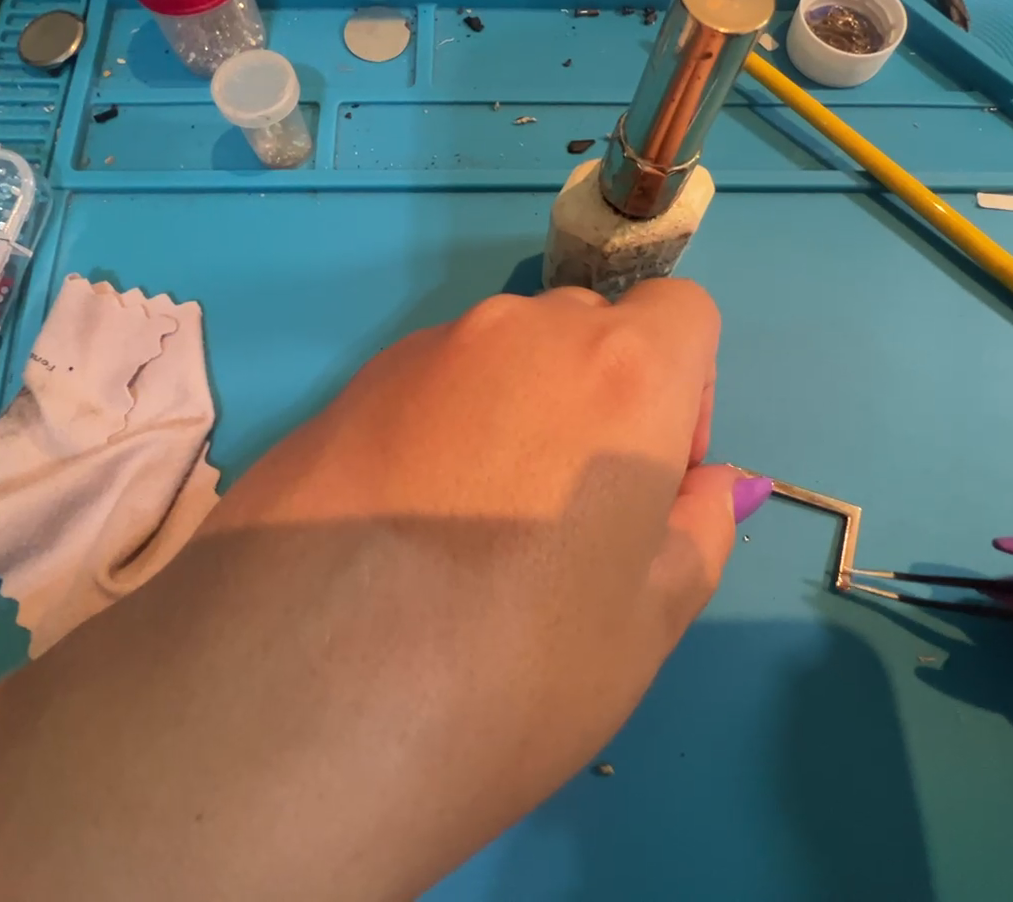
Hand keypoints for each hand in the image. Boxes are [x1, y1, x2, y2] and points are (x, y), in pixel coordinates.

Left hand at [0, 280, 769, 900]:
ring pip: (506, 352)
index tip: (655, 471)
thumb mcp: (649, 619)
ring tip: (474, 523)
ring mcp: (422, 350)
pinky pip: (431, 380)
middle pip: (592, 328)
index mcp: (622, 371)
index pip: (684, 312)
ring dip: (521, 408)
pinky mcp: (345, 384)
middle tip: (567, 507)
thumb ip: (700, 527)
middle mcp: (522, 331)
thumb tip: (716, 483)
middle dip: (605, 395)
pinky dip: (446, 424)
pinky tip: (407, 521)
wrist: (296, 699)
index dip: (689, 387)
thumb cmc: (517, 665)